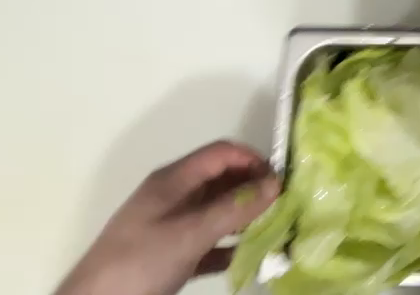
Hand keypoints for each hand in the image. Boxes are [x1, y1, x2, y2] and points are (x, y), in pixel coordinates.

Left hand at [57, 140, 279, 294]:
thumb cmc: (139, 266)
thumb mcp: (190, 235)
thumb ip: (234, 208)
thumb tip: (276, 183)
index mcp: (173, 181)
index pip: (222, 153)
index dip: (252, 159)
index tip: (278, 180)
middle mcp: (172, 197)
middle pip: (221, 180)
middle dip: (251, 189)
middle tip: (280, 206)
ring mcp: (168, 228)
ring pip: (215, 211)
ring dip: (242, 217)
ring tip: (269, 229)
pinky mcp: (166, 257)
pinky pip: (205, 242)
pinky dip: (225, 246)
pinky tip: (244, 257)